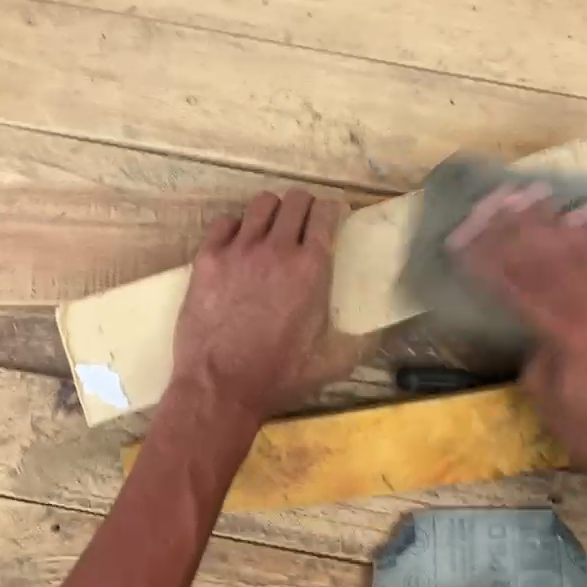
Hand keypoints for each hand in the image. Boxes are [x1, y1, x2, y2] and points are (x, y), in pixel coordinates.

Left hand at [170, 190, 362, 423]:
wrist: (219, 386)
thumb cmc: (277, 377)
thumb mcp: (330, 363)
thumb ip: (358, 342)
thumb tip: (379, 334)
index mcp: (312, 268)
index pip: (326, 214)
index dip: (332, 211)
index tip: (332, 218)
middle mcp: (277, 249)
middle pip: (295, 200)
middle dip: (304, 207)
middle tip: (302, 224)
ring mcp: (238, 250)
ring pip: (261, 204)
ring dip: (272, 212)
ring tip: (270, 230)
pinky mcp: (207, 258)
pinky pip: (224, 223)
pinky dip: (235, 228)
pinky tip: (237, 246)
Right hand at [448, 183, 586, 487]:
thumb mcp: (547, 396)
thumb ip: (536, 352)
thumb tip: (531, 327)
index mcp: (568, 336)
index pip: (516, 287)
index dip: (485, 259)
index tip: (459, 236)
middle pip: (546, 260)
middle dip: (513, 227)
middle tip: (488, 199)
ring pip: (578, 254)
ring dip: (549, 220)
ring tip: (527, 191)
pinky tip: (582, 212)